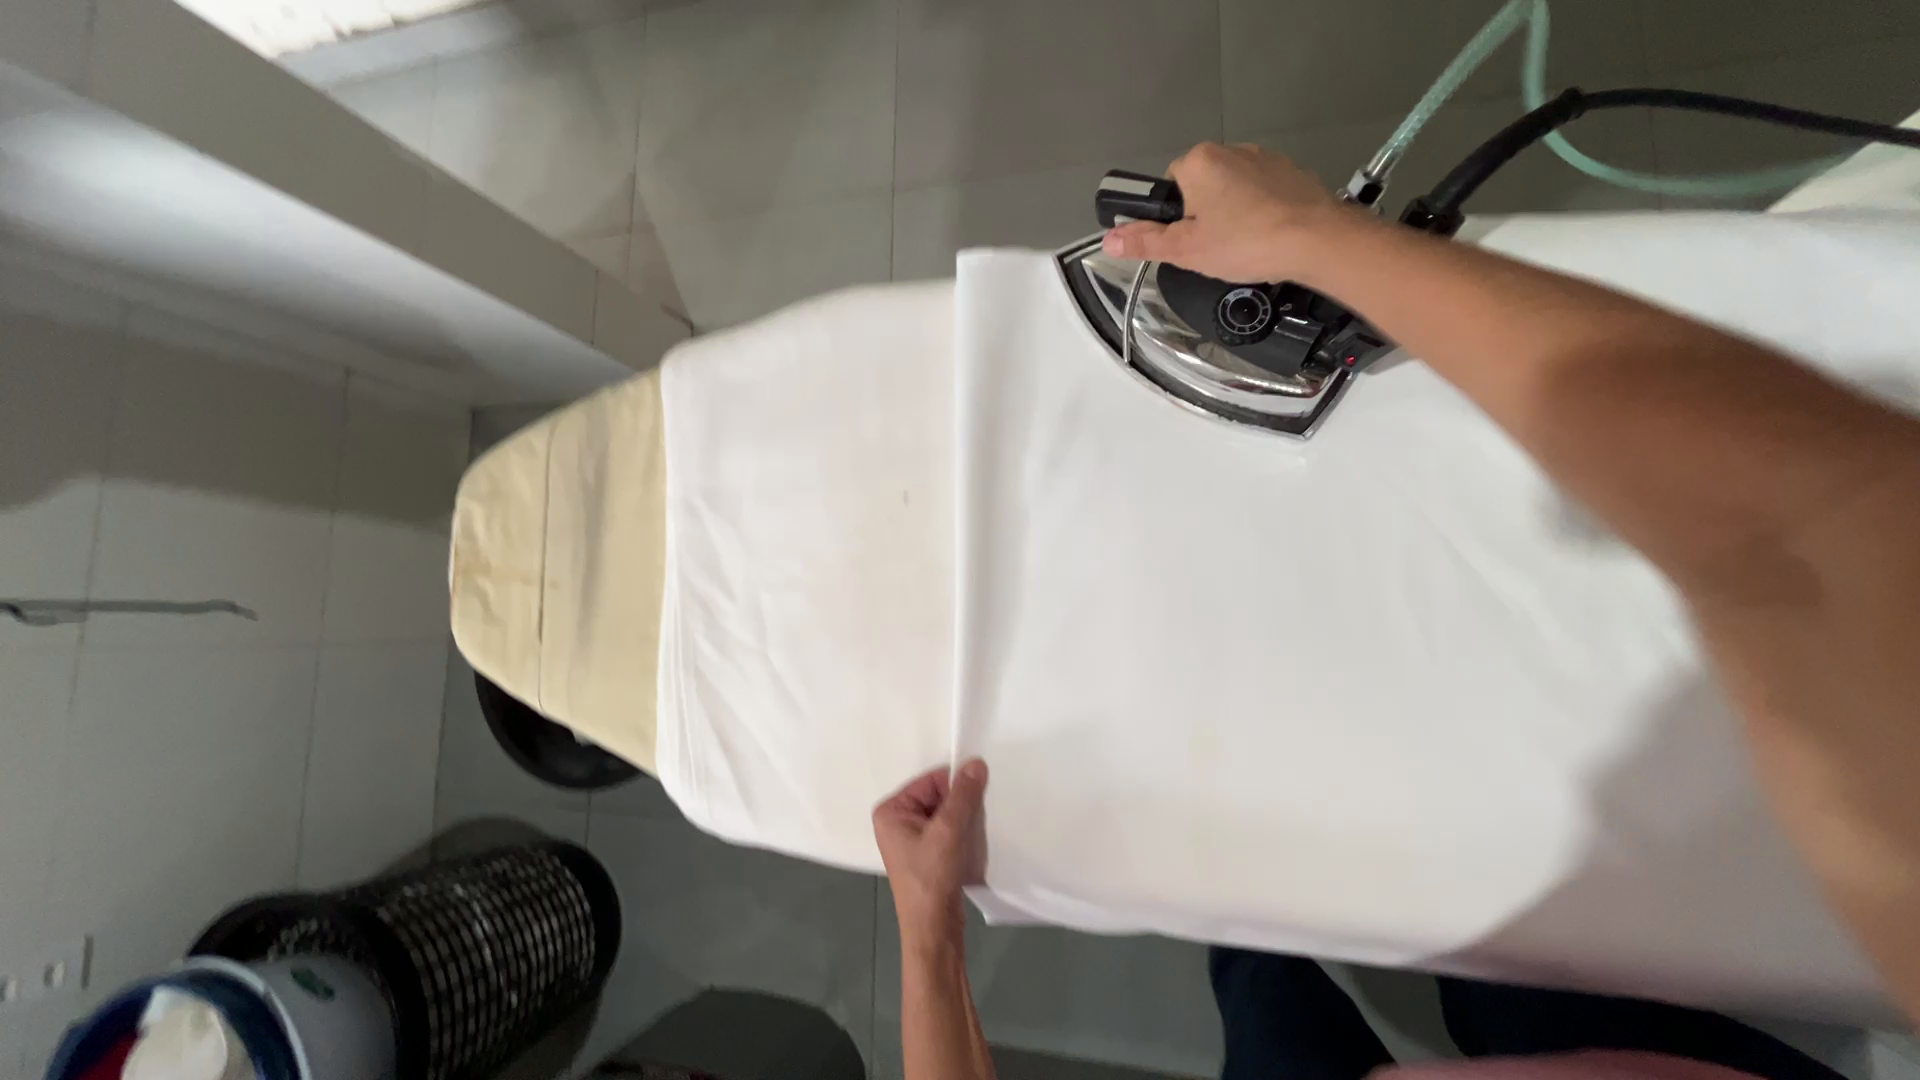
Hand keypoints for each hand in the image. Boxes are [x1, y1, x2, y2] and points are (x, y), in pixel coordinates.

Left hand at [874, 760, 988, 947]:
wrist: (934, 929)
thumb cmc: (932, 877)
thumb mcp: (949, 831)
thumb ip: (963, 794)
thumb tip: (976, 762)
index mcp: (891, 810)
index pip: (931, 781)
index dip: (956, 786)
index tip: (978, 796)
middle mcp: (897, 821)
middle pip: (939, 796)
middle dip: (961, 806)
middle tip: (978, 818)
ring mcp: (912, 840)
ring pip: (947, 815)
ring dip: (964, 821)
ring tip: (975, 834)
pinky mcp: (927, 856)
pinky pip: (948, 832)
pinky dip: (963, 835)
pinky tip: (973, 846)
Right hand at [1102, 142, 1361, 282]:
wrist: (1316, 240)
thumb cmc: (1244, 242)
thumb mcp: (1185, 250)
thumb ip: (1145, 242)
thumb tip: (1109, 239)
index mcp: (1200, 161)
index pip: (1169, 184)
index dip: (1173, 216)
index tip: (1186, 239)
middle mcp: (1231, 150)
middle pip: (1200, 186)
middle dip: (1202, 214)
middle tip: (1212, 247)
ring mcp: (1265, 159)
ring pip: (1232, 191)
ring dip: (1231, 214)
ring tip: (1242, 246)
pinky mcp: (1291, 173)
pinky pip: (1261, 194)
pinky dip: (1258, 214)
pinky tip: (1265, 238)